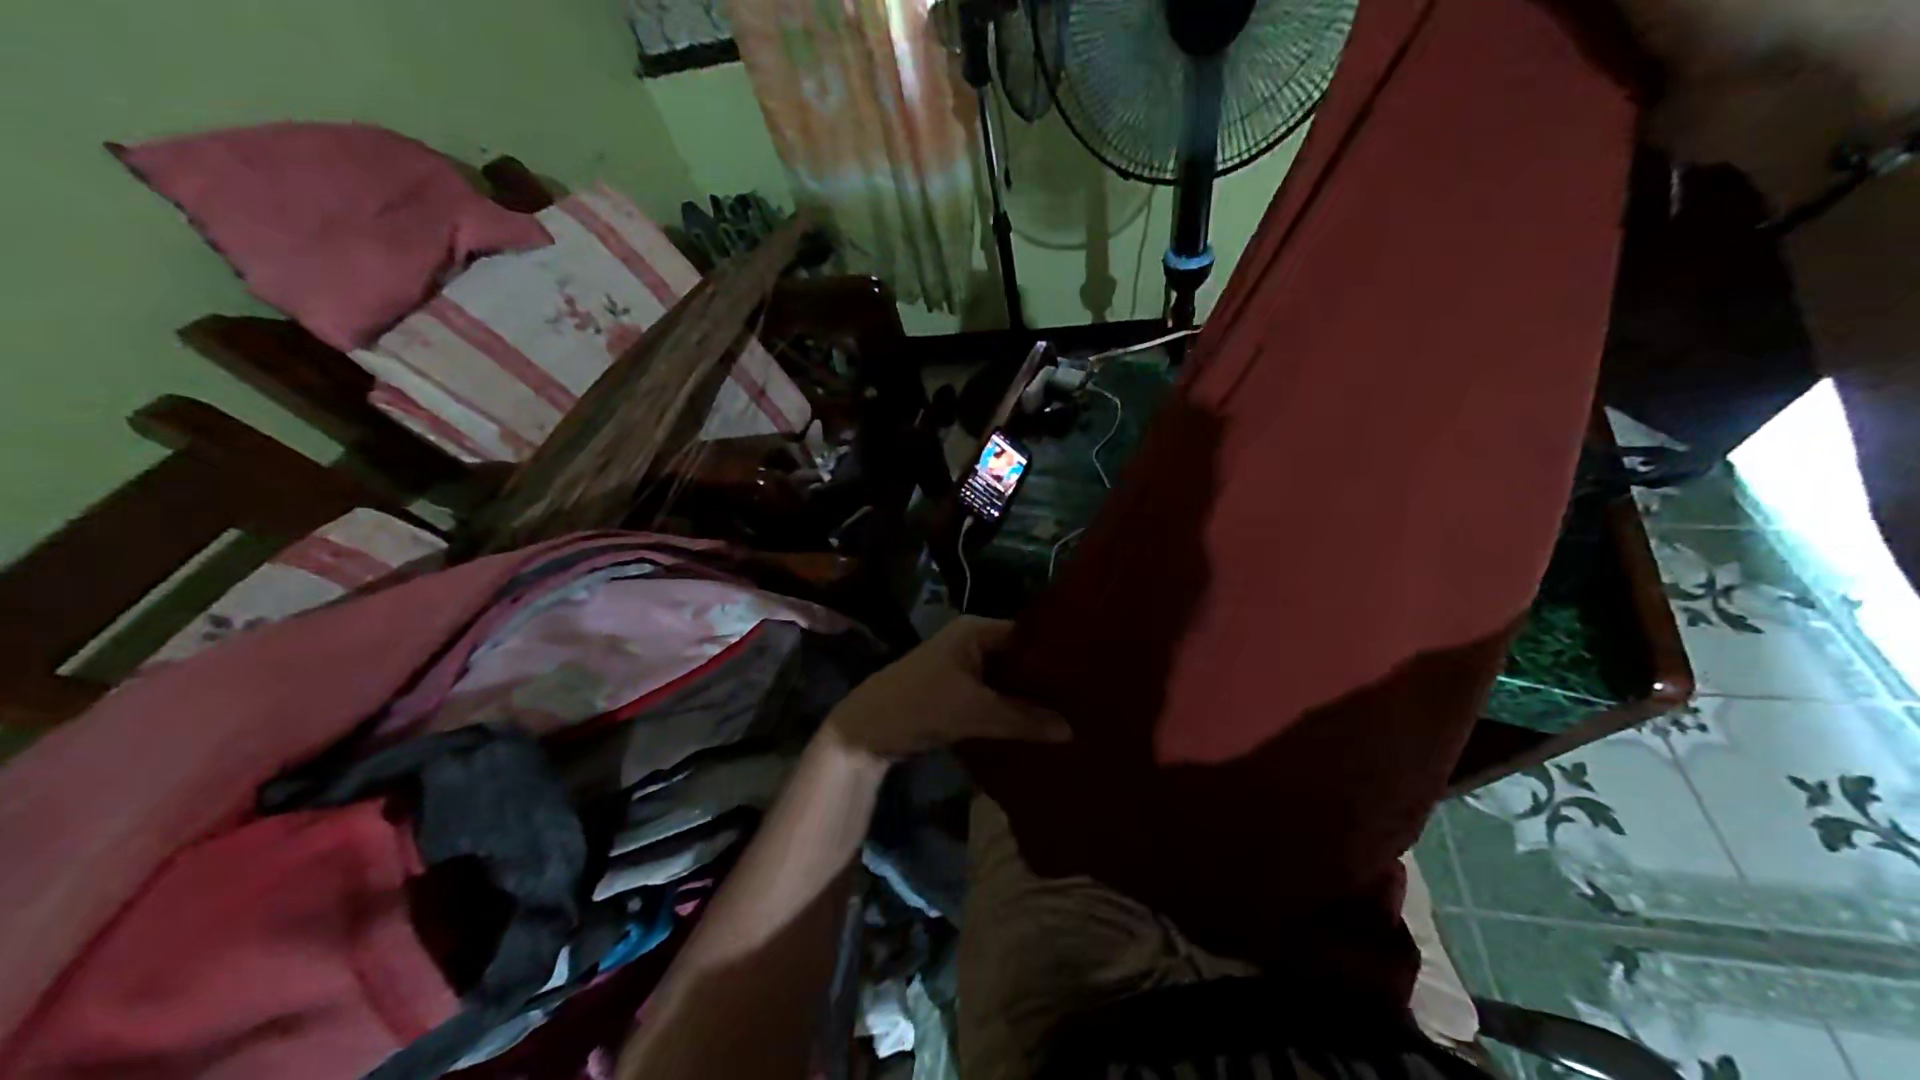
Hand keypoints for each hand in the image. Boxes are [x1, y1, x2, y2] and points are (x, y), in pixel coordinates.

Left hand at [824, 617, 1070, 760]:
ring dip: (1029, 695)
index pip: (1029, 634)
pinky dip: (1011, 707)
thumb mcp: (976, 712)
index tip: (1089, 673)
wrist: (867, 730)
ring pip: (1007, 678)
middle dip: (1046, 678)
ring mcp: (963, 666)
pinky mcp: (957, 690)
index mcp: (976, 630)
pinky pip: (994, 694)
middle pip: (1019, 657)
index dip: (1056, 654)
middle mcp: (972, 641)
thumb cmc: (921, 706)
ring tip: (1071, 711)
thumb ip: (1024, 718)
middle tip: (1086, 697)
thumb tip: (1071, 730)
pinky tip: (1038, 723)